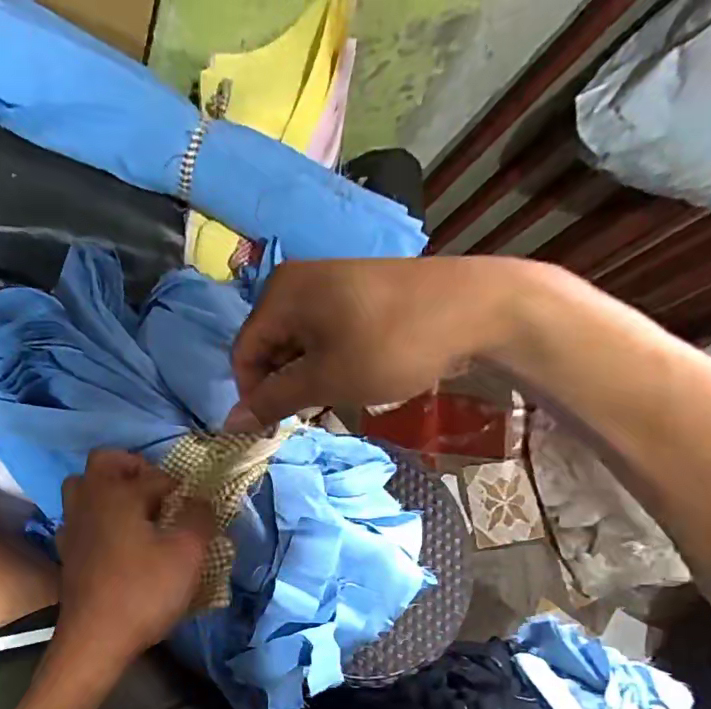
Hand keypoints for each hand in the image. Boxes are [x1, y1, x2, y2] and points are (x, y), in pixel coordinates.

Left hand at [53, 449, 214, 673]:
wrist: (95, 638)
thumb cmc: (143, 591)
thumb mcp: (186, 553)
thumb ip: (199, 517)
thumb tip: (200, 500)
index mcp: (115, 493)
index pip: (154, 474)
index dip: (179, 486)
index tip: (195, 507)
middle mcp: (88, 501)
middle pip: (104, 463)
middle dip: (133, 469)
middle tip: (158, 494)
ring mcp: (72, 526)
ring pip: (85, 489)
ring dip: (109, 492)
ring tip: (138, 515)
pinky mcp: (67, 552)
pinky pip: (81, 519)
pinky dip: (98, 519)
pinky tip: (118, 542)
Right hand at [222, 256, 546, 430]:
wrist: (481, 308)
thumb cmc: (392, 344)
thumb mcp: (325, 379)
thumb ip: (273, 401)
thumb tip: (229, 423)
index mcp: (280, 294)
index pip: (243, 354)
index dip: (254, 394)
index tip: (276, 425)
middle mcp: (295, 281)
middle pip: (267, 346)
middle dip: (281, 383)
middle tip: (309, 411)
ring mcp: (327, 282)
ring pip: (295, 342)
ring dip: (305, 374)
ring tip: (334, 393)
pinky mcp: (354, 290)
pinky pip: (320, 331)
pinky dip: (325, 358)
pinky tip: (350, 373)